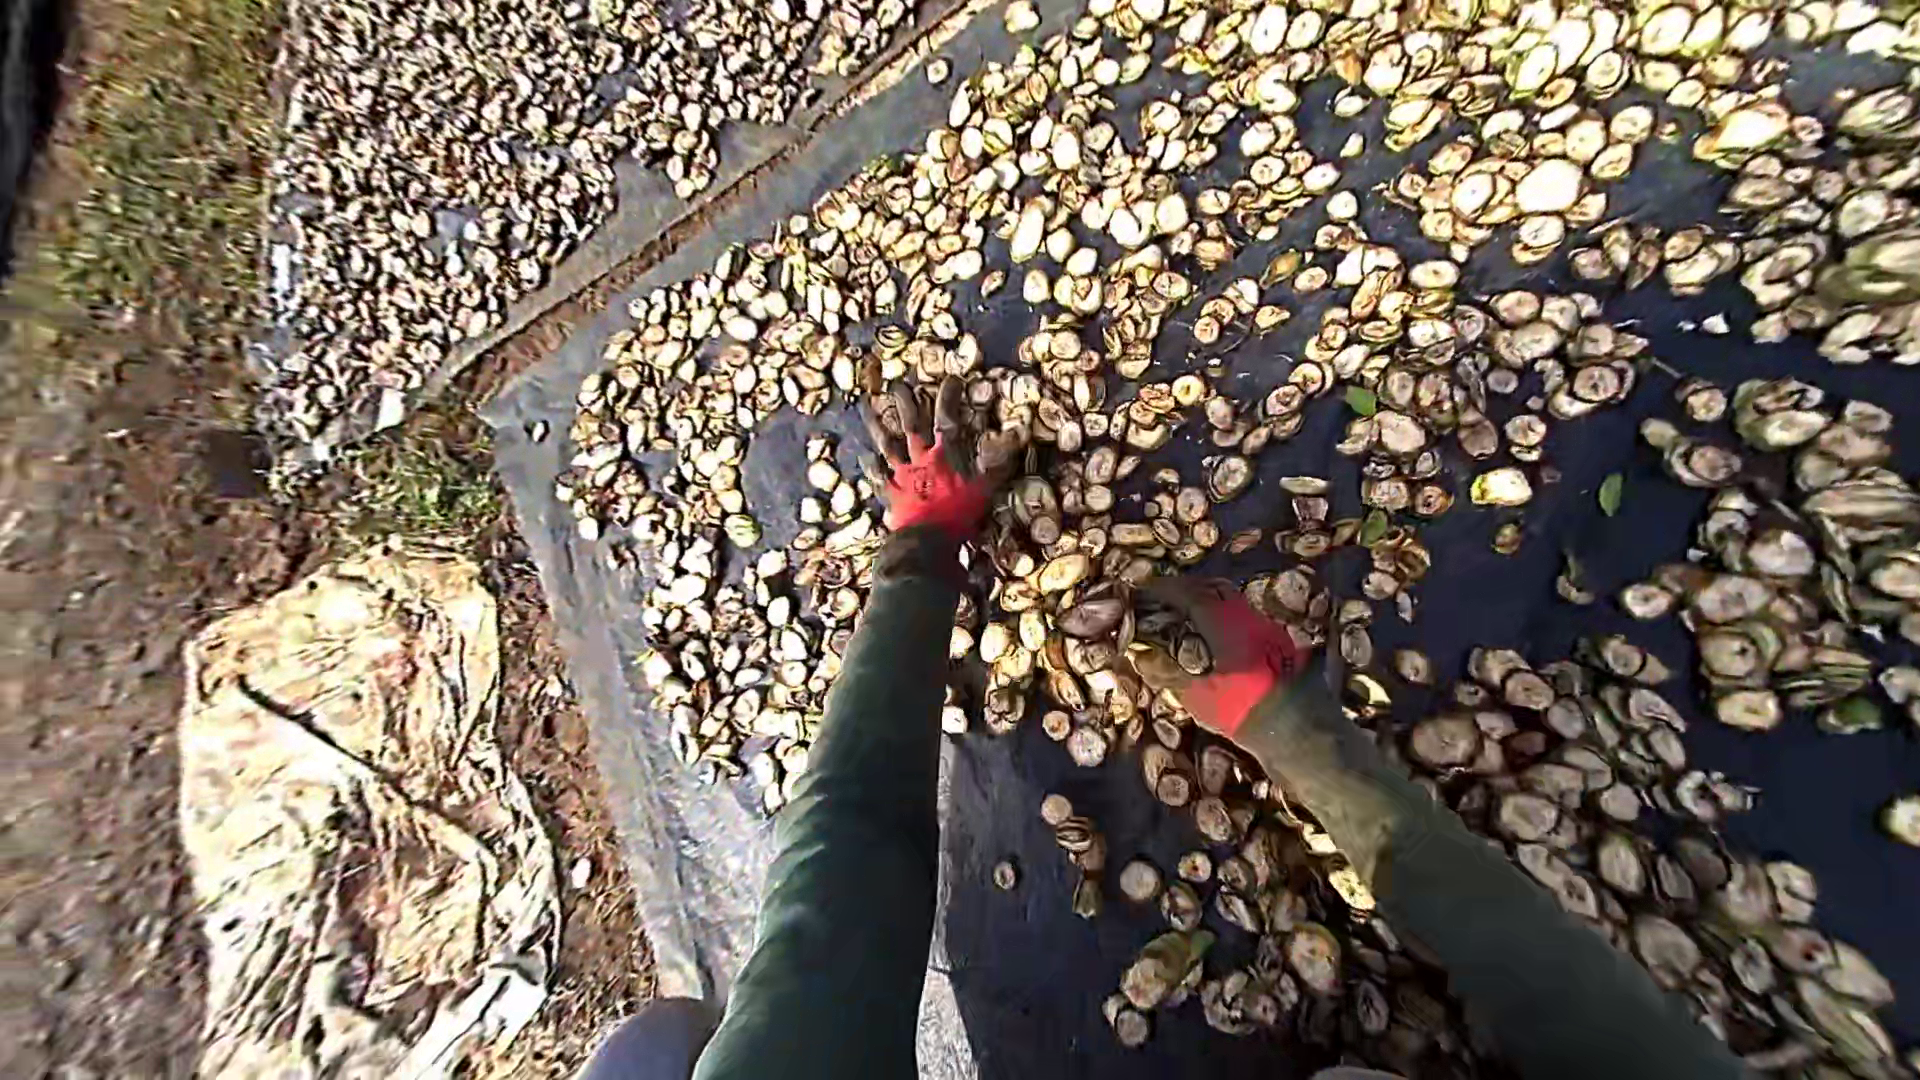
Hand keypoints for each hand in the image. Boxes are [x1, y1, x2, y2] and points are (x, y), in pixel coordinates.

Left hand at [862, 377, 1006, 540]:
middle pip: (911, 425)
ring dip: (877, 424)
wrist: (927, 539)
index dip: (949, 398)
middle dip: (906, 404)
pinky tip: (863, 454)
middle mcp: (921, 458)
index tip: (951, 379)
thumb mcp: (985, 488)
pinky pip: (878, 475)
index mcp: (944, 455)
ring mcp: (903, 474)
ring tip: (866, 406)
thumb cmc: (958, 513)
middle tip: (898, 385)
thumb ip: (999, 462)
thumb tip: (1019, 435)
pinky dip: (870, 465)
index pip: (947, 419)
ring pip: (887, 444)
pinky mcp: (891, 492)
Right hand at [1127, 576, 1308, 739]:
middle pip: (1210, 587)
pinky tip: (1210, 632)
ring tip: (1184, 613)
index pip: (1187, 593)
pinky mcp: (1275, 638)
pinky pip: (1240, 613)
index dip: (1162, 590)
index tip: (1143, 592)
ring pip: (1229, 598)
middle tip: (1161, 598)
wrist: (1296, 730)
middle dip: (1183, 589)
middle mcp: (1244, 615)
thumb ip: (1164, 671)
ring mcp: (1263, 624)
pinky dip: (1220, 613)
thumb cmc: (1239, 708)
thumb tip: (1140, 655)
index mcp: (1222, 622)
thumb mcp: (1194, 694)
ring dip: (1204, 599)